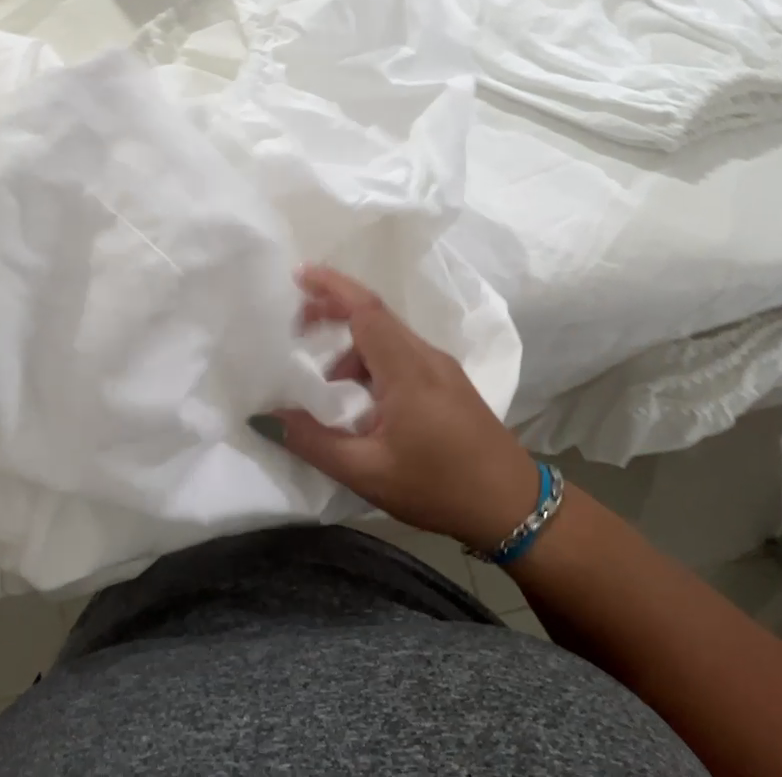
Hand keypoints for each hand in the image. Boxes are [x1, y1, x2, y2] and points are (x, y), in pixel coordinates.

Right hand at [258, 266, 541, 551]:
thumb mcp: (368, 473)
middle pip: (376, 316)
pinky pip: (402, 357)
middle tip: (295, 325)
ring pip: (389, 339)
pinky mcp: (449, 386)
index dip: (331, 287)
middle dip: (333, 310)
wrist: (513, 507)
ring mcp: (442, 370)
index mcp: (408, 370)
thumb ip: (313, 442)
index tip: (299, 275)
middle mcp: (426, 358)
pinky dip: (371, 363)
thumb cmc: (440, 487)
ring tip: (323, 381)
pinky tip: (359, 401)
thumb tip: (267, 417)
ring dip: (351, 346)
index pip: (366, 310)